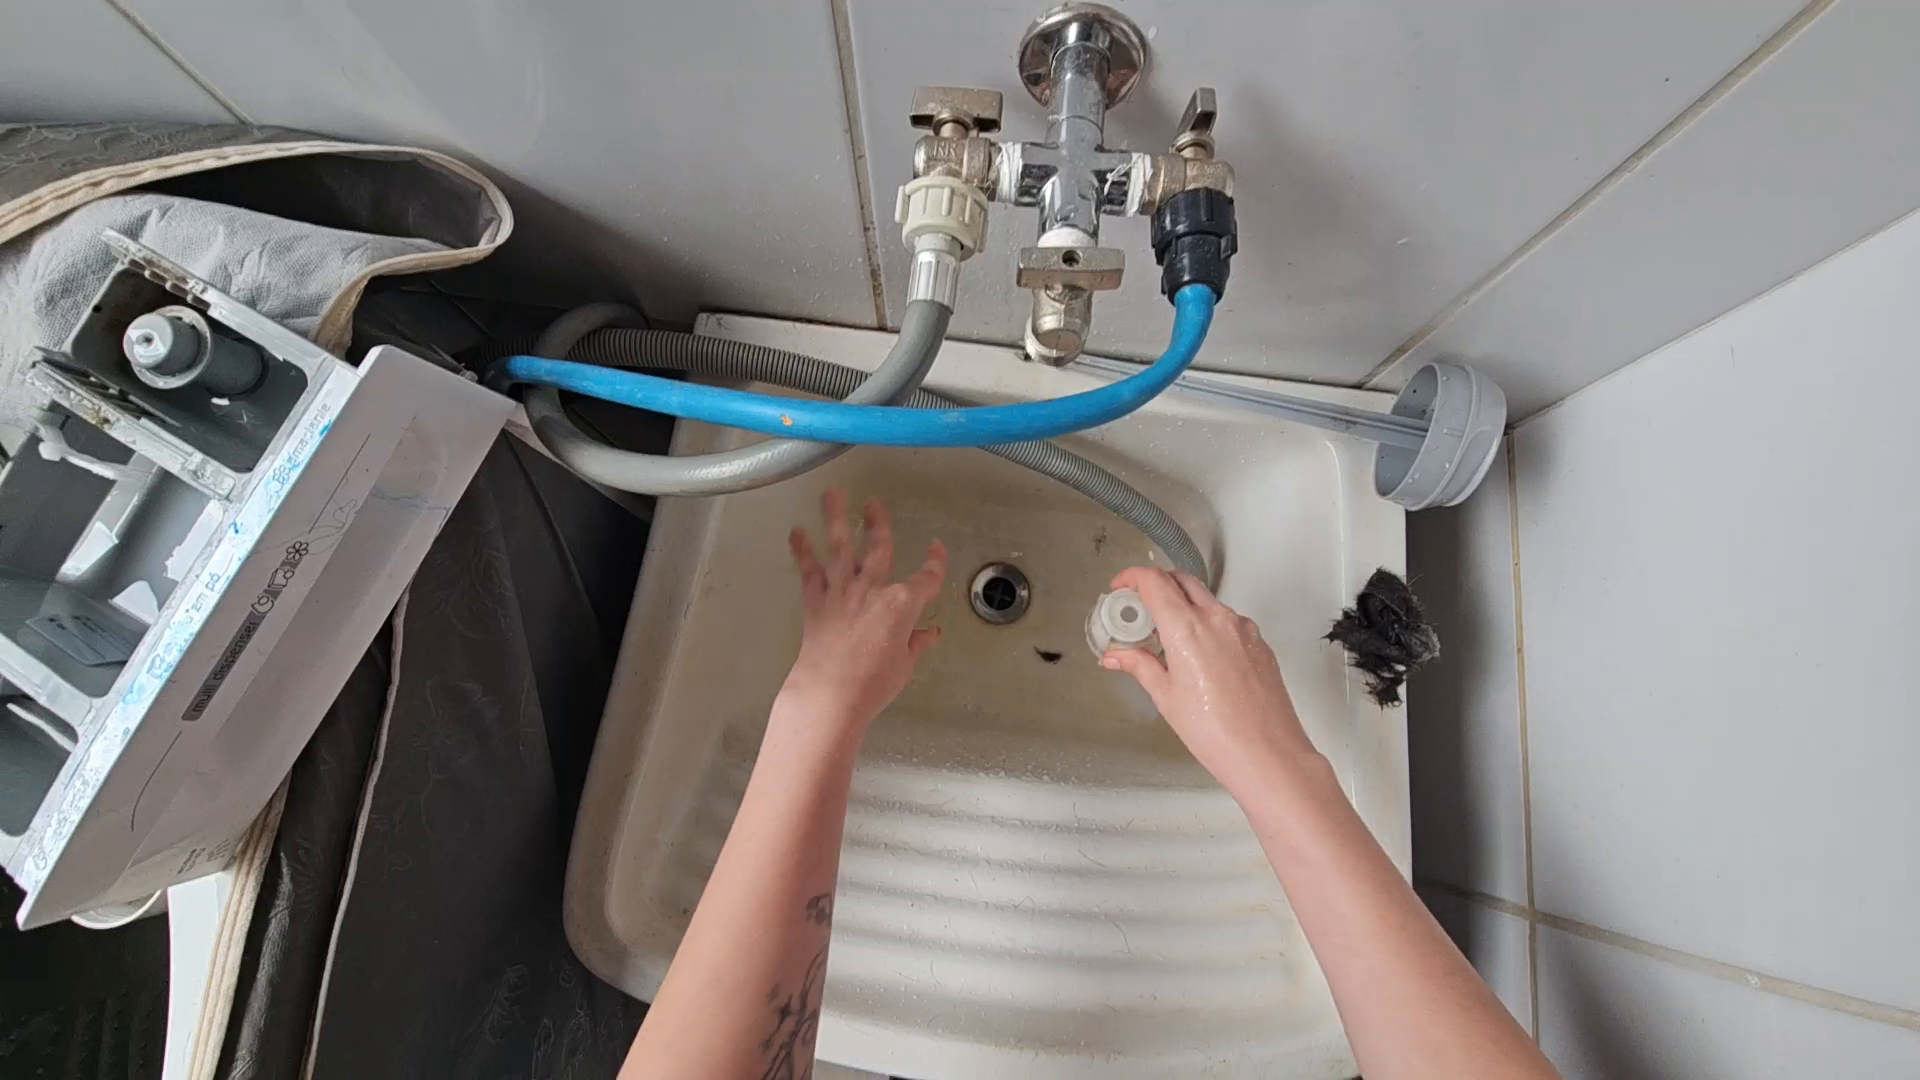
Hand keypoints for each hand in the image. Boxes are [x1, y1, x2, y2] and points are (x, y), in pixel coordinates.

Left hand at [777, 489, 946, 739]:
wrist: (829, 693)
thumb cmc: (873, 684)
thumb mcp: (904, 665)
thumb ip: (915, 644)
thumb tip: (928, 634)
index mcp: (902, 604)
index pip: (926, 578)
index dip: (935, 562)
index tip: (937, 548)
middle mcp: (872, 589)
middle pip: (879, 548)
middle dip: (879, 523)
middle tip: (874, 503)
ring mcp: (842, 592)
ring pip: (841, 547)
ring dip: (837, 518)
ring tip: (832, 494)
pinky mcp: (816, 602)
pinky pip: (810, 571)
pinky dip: (802, 551)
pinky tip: (797, 533)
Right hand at [1101, 567, 1320, 797]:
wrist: (1268, 755)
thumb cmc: (1219, 732)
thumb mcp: (1166, 697)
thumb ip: (1140, 666)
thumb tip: (1118, 656)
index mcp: (1187, 628)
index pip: (1154, 581)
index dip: (1132, 578)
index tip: (1122, 586)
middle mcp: (1217, 619)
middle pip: (1181, 579)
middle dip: (1157, 584)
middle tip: (1140, 606)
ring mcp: (1242, 629)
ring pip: (1206, 598)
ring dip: (1184, 603)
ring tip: (1168, 635)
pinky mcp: (1259, 642)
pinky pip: (1227, 619)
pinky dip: (1207, 622)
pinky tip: (1199, 652)